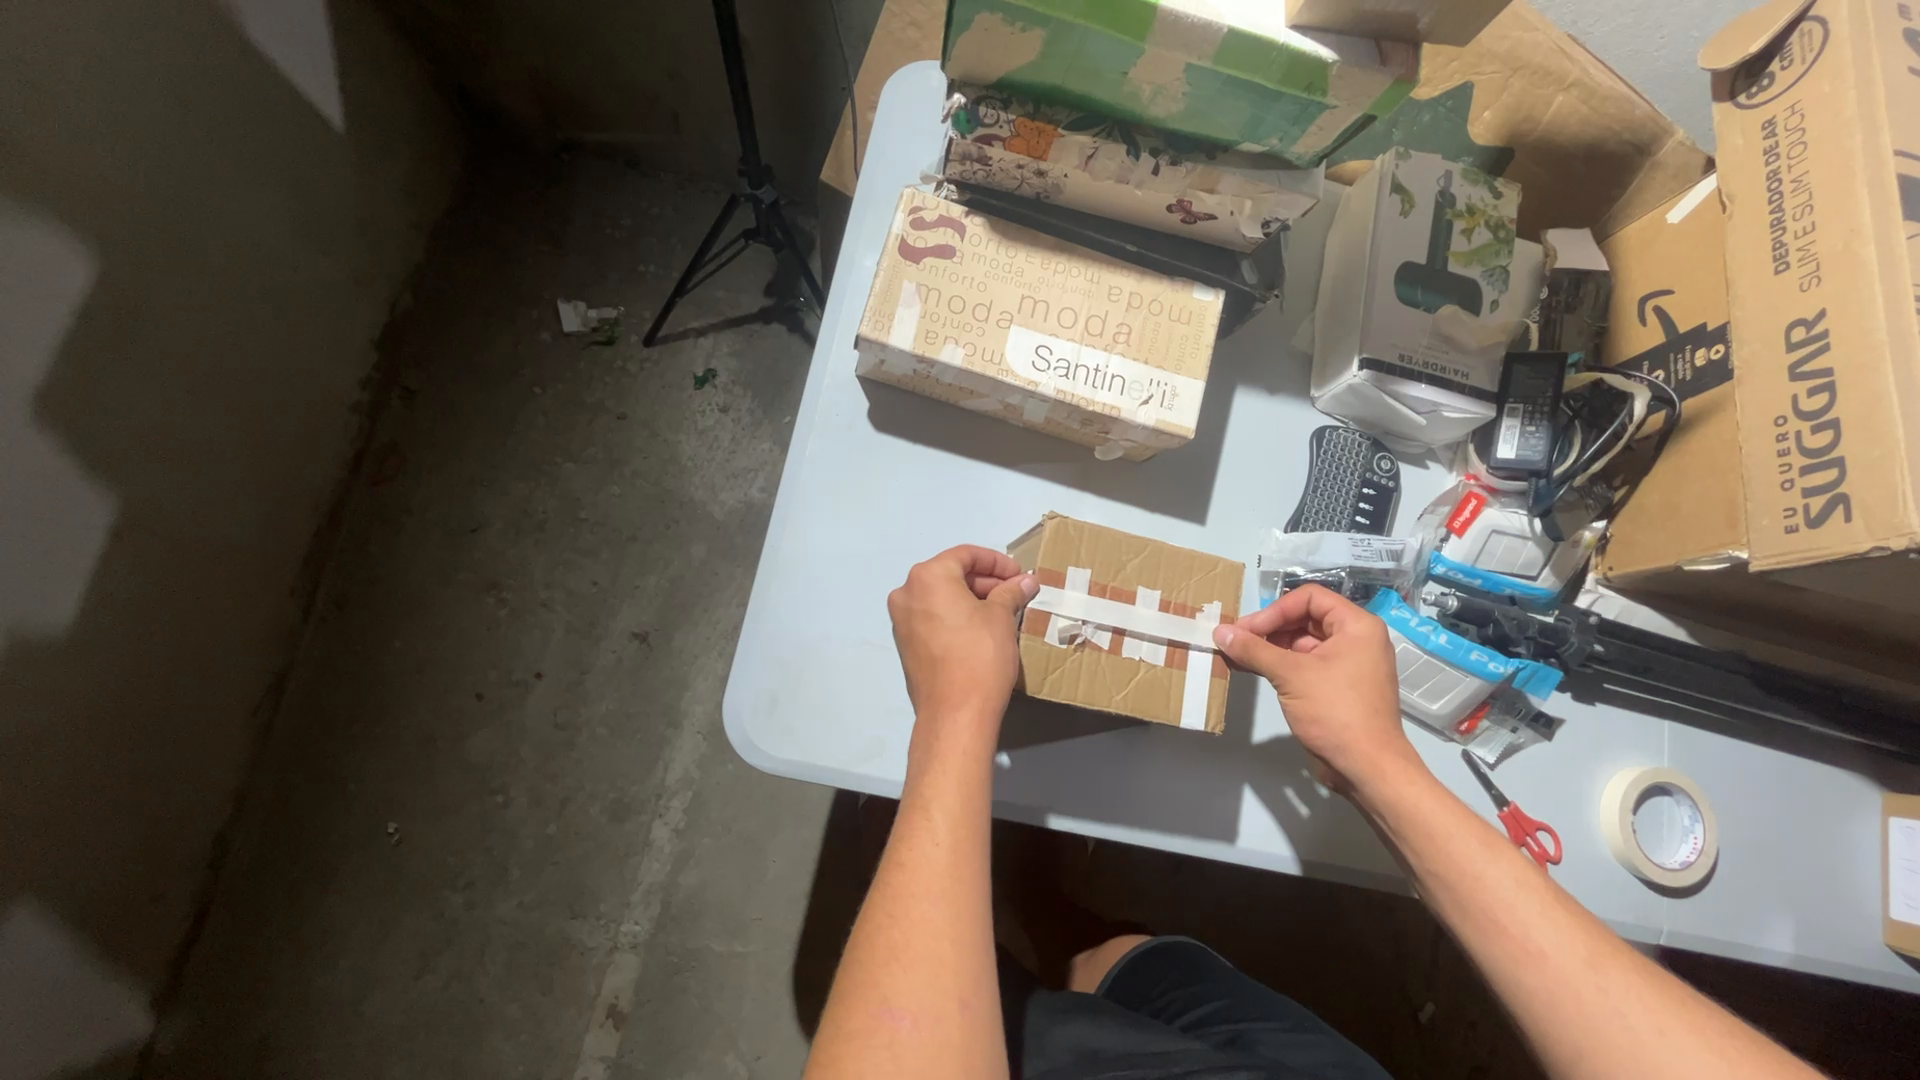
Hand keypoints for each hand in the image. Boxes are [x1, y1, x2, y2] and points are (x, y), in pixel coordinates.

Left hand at [887, 545, 1037, 757]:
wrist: (955, 713)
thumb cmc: (980, 655)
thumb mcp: (1002, 618)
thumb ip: (1011, 592)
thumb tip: (1026, 581)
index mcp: (927, 577)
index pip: (965, 555)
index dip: (997, 562)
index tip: (1020, 575)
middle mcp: (906, 593)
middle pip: (950, 574)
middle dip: (985, 581)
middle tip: (1015, 593)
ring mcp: (902, 621)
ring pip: (941, 597)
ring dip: (972, 599)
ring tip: (1003, 611)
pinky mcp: (906, 645)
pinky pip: (933, 618)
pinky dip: (956, 617)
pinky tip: (982, 630)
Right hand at [1211, 585, 1421, 795]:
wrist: (1367, 768)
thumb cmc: (1336, 711)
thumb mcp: (1291, 675)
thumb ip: (1254, 649)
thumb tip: (1220, 632)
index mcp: (1356, 626)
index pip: (1309, 598)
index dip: (1275, 610)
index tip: (1246, 629)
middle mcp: (1355, 640)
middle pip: (1304, 619)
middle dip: (1267, 628)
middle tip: (1234, 641)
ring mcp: (1346, 665)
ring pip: (1300, 644)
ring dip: (1268, 648)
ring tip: (1235, 655)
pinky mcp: (1336, 688)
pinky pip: (1303, 666)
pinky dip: (1278, 665)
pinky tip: (1250, 669)